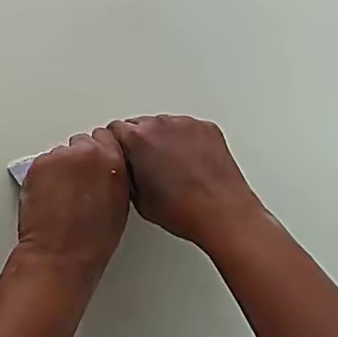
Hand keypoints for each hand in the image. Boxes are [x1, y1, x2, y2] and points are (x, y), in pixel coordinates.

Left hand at [15, 128, 130, 285]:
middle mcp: (88, 153)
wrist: (60, 257)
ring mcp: (61, 157)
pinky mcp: (39, 164)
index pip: (106, 136)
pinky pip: (44, 163)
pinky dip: (44, 175)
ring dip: (61, 167)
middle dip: (79, 158)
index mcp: (113, 161)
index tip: (95, 161)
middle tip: (76, 182)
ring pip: (62, 152)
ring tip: (61, 194)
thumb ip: (115, 176)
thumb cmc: (91, 241)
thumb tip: (107, 170)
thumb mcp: (120, 204)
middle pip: (82, 141)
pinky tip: (49, 195)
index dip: (100, 150)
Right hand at [107, 115, 267, 251]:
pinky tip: (192, 163)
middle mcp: (160, 124)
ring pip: (165, 124)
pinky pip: (189, 128)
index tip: (124, 155)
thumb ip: (126, 173)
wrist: (221, 213)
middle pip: (140, 124)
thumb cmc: (183, 210)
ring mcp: (185, 123)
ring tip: (174, 167)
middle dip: (141, 141)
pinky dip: (188, 140)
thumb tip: (126, 168)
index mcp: (138, 138)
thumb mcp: (138, 199)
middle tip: (149, 165)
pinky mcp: (206, 127)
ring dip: (165, 139)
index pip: (115, 128)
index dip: (118, 145)